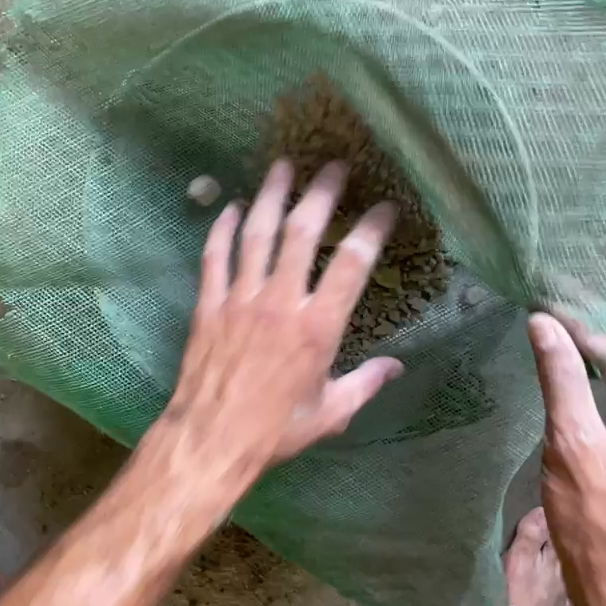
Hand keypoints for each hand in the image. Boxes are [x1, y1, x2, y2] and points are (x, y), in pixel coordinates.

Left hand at [152, 159, 404, 491]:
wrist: (212, 440)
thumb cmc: (276, 431)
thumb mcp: (331, 413)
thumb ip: (365, 384)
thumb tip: (396, 366)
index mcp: (317, 327)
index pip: (351, 266)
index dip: (371, 230)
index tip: (385, 206)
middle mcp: (281, 302)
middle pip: (302, 233)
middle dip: (320, 194)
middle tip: (333, 165)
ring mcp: (240, 298)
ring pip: (257, 234)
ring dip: (271, 195)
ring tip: (283, 165)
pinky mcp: (209, 304)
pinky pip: (215, 257)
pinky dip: (222, 228)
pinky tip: (230, 206)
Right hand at [528, 311, 605, 602]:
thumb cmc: (596, 527)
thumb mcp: (573, 447)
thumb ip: (562, 380)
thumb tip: (543, 322)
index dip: (580, 330)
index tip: (540, 307)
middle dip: (594, 336)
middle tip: (547, 313)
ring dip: (602, 356)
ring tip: (557, 333)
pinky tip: (581, 368)